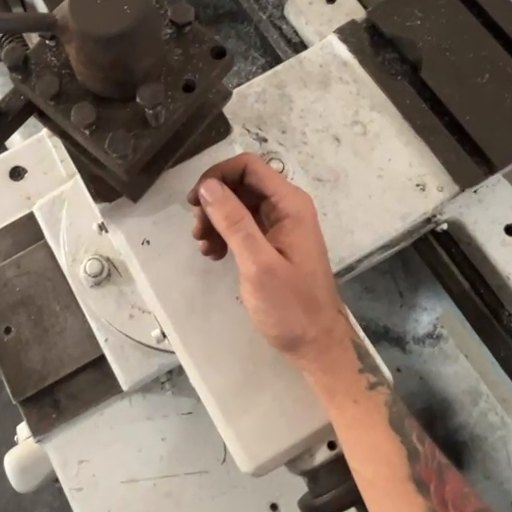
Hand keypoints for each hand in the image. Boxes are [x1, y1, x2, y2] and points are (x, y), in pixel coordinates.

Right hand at [188, 153, 349, 369]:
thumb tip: (207, 186)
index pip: (248, 166)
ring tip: (204, 247)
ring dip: (215, 219)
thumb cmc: (290, 307)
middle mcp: (287, 207)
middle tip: (197, 231)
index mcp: (290, 204)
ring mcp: (281, 225)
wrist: (316, 345)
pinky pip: (243, 224)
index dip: (217, 176)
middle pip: (241, 183)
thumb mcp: (257, 264)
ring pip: (238, 204)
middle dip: (214, 202)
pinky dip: (225, 234)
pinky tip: (214, 254)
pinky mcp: (274, 242)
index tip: (194, 202)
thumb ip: (233, 222)